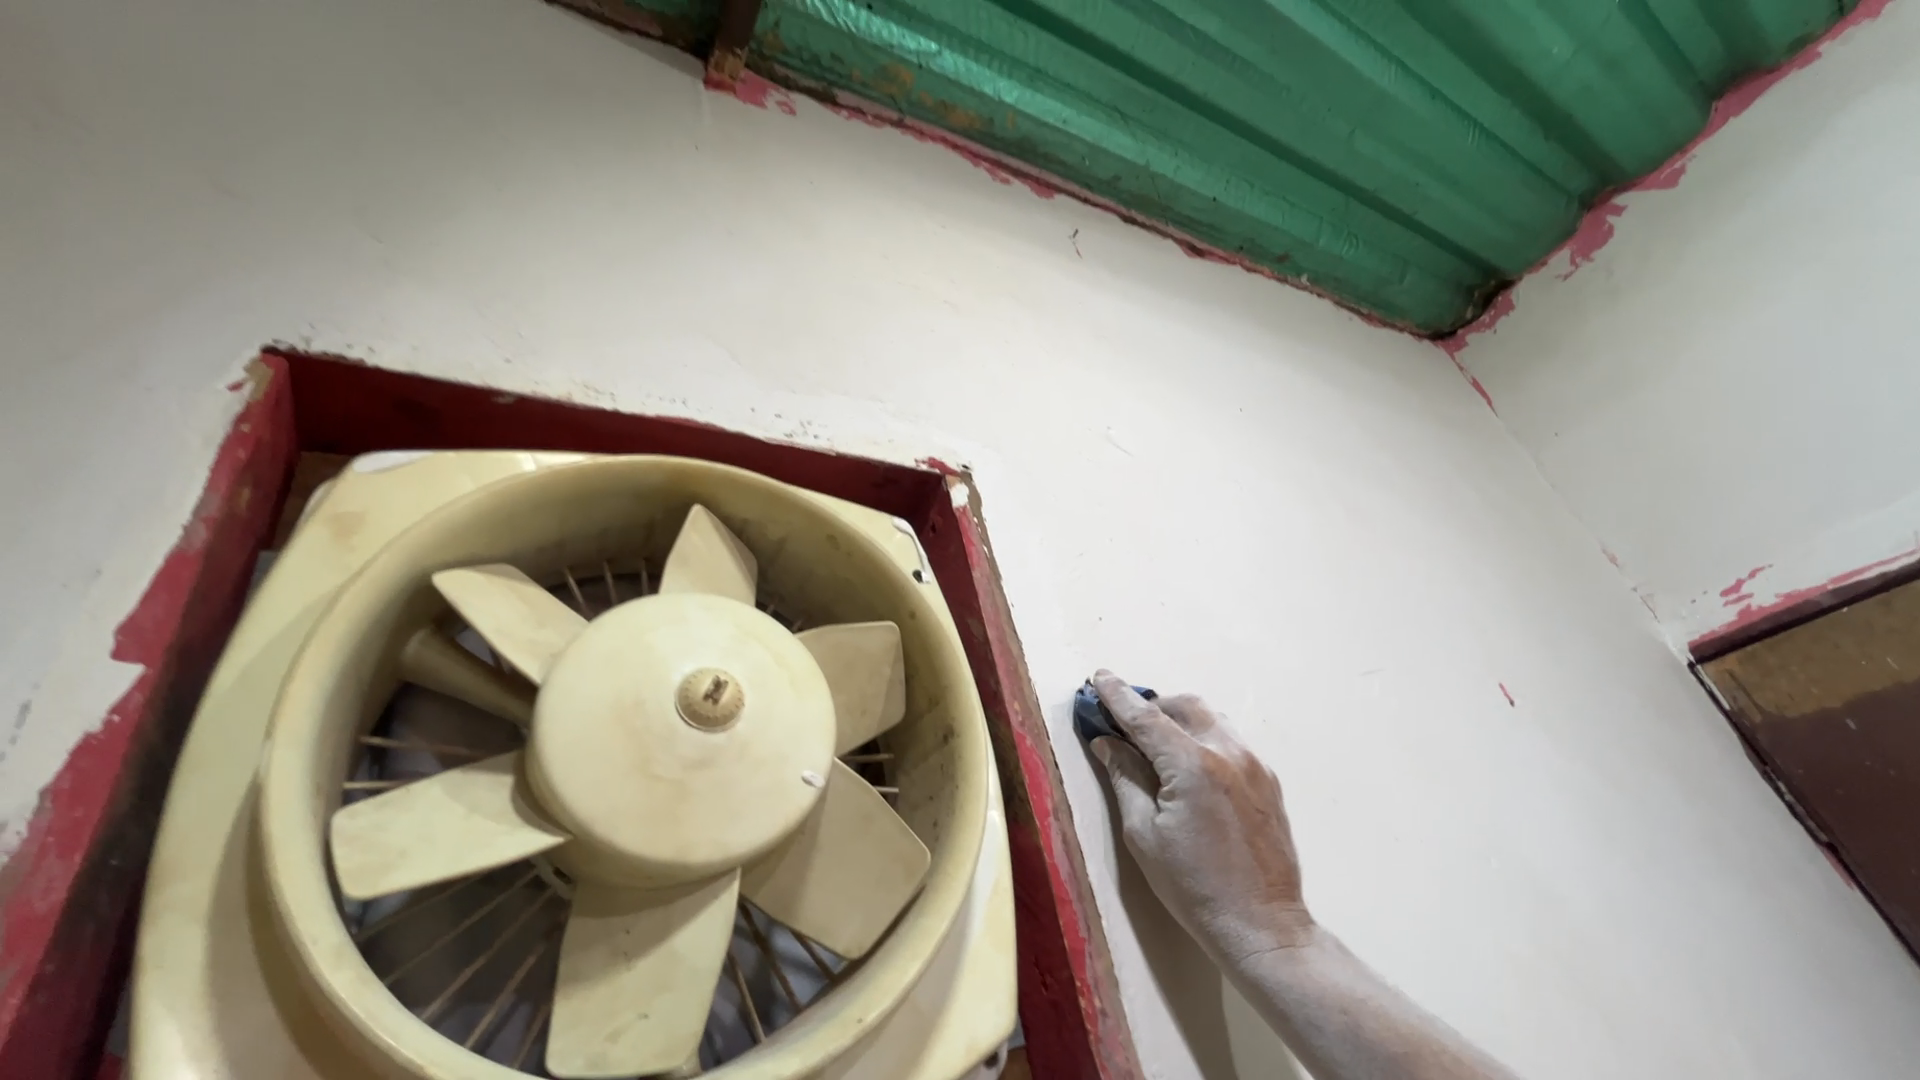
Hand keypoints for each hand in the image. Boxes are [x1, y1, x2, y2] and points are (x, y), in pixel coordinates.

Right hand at [1089, 670, 1315, 962]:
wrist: (1261, 925)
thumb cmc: (1192, 886)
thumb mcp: (1143, 833)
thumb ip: (1125, 777)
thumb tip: (1107, 743)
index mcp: (1193, 765)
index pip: (1145, 717)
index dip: (1117, 696)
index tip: (1098, 677)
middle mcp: (1228, 752)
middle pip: (1183, 706)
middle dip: (1151, 706)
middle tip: (1124, 723)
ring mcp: (1254, 764)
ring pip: (1211, 719)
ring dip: (1179, 720)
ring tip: (1156, 744)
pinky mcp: (1268, 780)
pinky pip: (1230, 741)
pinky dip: (1203, 739)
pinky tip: (1189, 767)